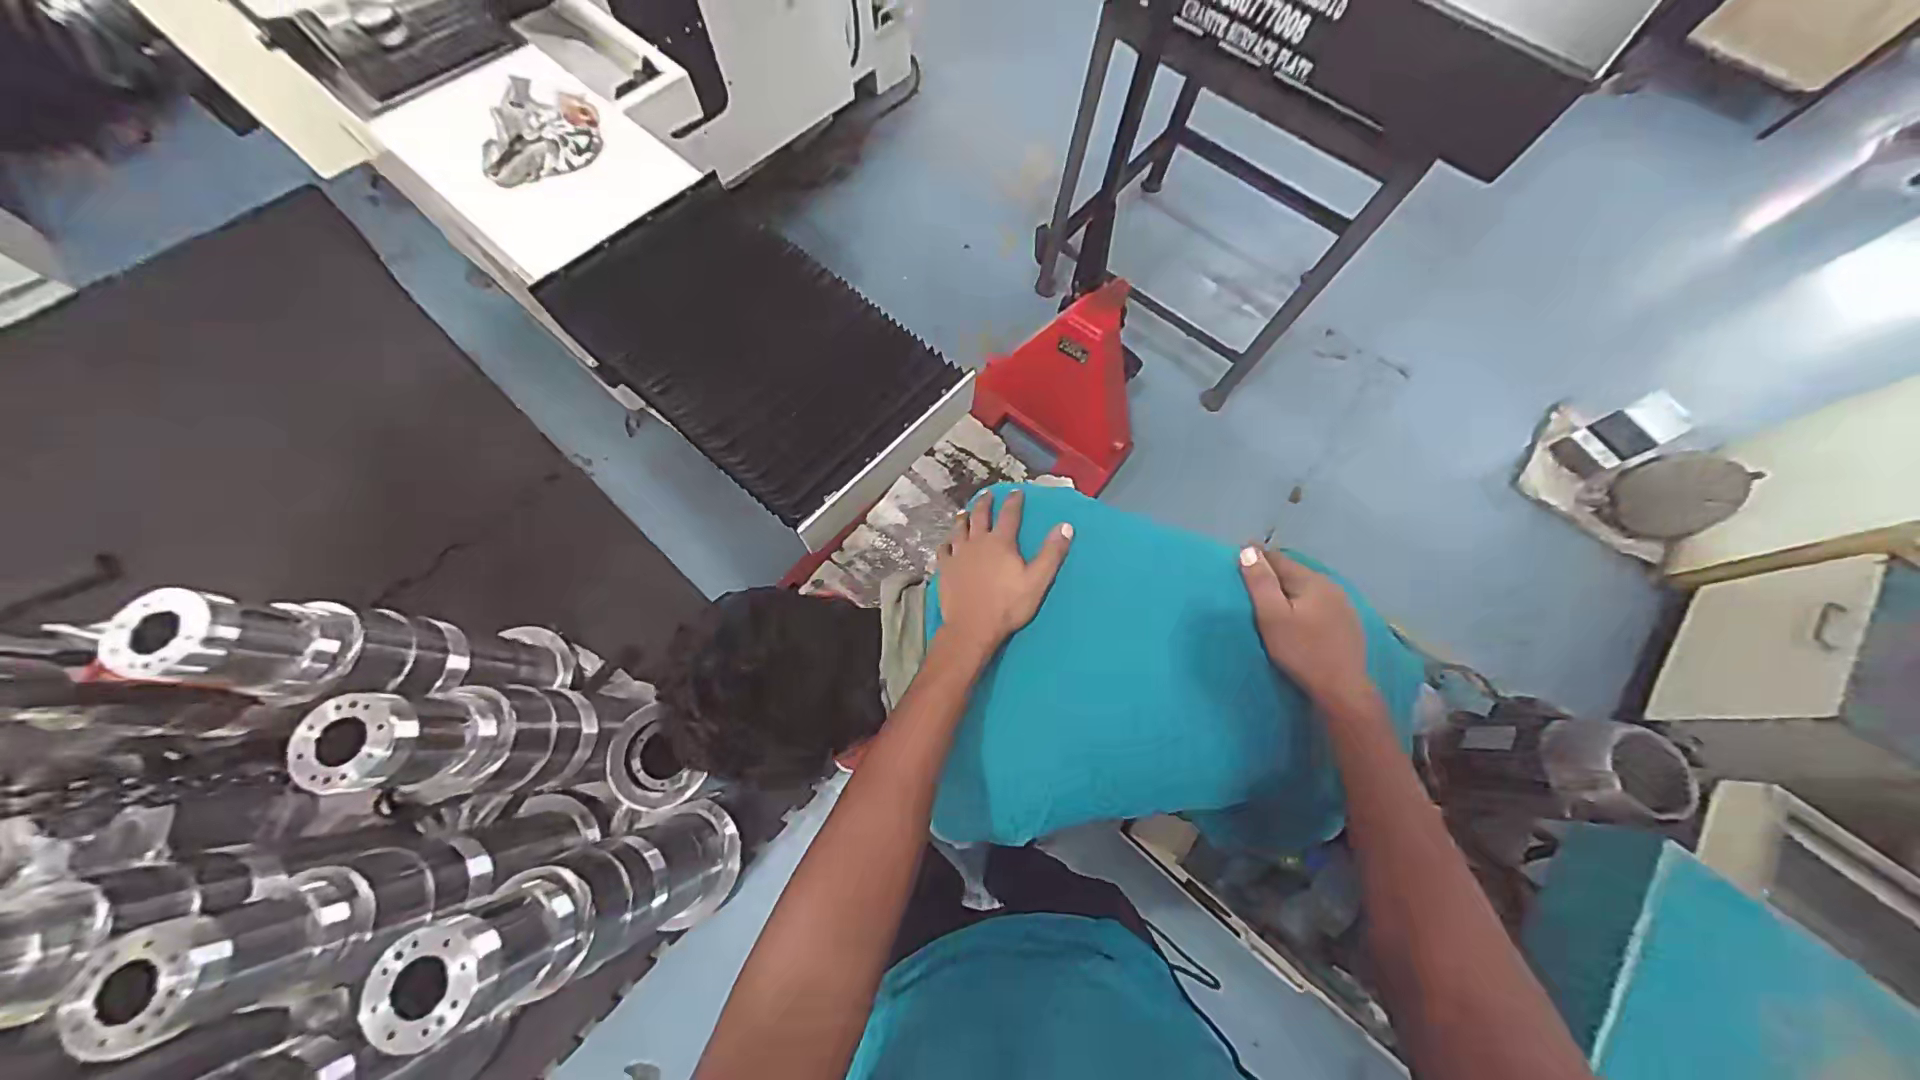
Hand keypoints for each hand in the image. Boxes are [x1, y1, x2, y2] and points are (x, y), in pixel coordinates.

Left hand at [936, 489, 1071, 653]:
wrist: (972, 626)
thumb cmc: (1008, 605)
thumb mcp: (1037, 580)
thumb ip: (1051, 553)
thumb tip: (1065, 526)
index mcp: (1001, 542)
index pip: (1009, 515)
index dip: (1013, 501)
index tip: (1016, 491)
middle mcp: (977, 542)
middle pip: (980, 516)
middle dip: (985, 503)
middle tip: (988, 494)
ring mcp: (958, 554)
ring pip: (959, 529)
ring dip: (963, 518)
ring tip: (965, 512)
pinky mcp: (945, 568)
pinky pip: (944, 550)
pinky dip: (947, 543)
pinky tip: (948, 543)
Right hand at [1239, 547, 1375, 713]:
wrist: (1342, 688)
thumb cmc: (1301, 651)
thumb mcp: (1272, 616)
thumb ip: (1260, 582)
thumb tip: (1248, 550)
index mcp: (1311, 580)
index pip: (1277, 558)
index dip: (1255, 556)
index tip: (1237, 558)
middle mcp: (1331, 585)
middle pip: (1294, 571)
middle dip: (1272, 571)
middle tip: (1249, 578)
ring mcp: (1343, 604)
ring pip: (1307, 587)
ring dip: (1288, 587)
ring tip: (1269, 596)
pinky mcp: (1347, 622)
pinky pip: (1318, 602)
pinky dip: (1302, 602)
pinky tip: (1297, 614)